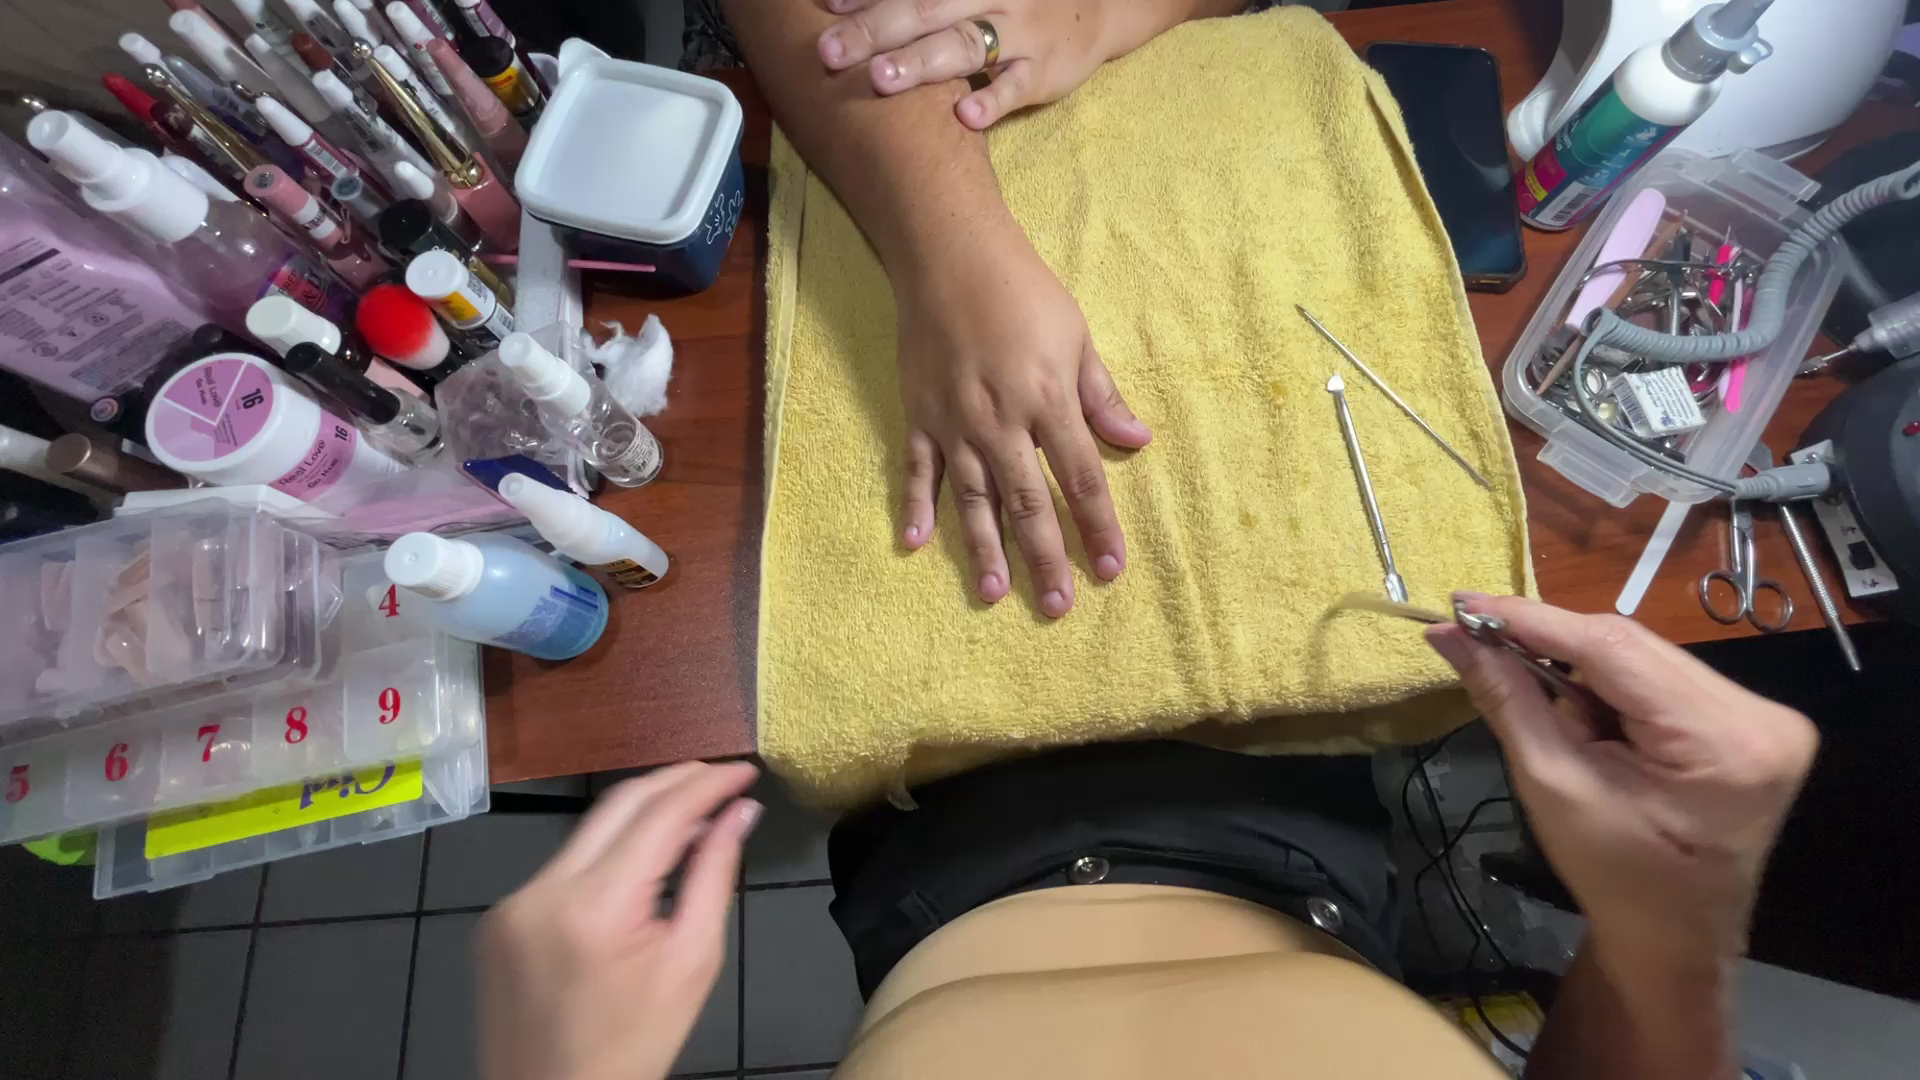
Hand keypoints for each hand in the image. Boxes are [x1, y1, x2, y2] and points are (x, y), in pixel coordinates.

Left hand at [479, 762, 760, 1079]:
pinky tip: (645, 858)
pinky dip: (614, 845)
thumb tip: (741, 811)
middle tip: (724, 778)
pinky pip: (569, 860)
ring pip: (594, 826)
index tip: (746, 771)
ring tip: (696, 814)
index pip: (663, 813)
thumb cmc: (636, 1044)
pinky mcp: (501, 916)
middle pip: (622, 801)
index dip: (709, 783)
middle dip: (679, 779)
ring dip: (648, 810)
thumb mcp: (694, 959)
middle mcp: (543, 891)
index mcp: (596, 907)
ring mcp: (514, 902)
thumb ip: (717, 872)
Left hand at [816, 0, 1199, 128]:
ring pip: (963, 46)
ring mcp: (1017, 34)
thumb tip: (878, 11)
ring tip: (881, 80)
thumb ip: (933, 1)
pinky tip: (963, 118)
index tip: (827, 7)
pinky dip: (990, 102)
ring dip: (921, 63)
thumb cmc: (1018, 2)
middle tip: (830, 51)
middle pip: (924, 9)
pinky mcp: (1041, 72)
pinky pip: (1014, 89)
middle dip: (875, 30)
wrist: (1096, 9)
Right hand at [894, 224, 1150, 615]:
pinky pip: (917, 469)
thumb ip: (1101, 396)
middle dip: (1047, 558)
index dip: (1098, 527)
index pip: (1082, 478)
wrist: (950, 255)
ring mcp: (956, 423)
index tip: (1111, 569)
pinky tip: (914, 543)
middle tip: (1058, 608)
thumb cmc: (1022, 292)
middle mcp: (1002, 422)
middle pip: (1029, 504)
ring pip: (974, 499)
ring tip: (995, 595)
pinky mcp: (920, 416)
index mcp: (1048, 401)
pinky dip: (914, 505)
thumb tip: (1138, 440)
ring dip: (985, 550)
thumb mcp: (1077, 337)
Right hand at [1424, 596, 1816, 973]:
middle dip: (1543, 635)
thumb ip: (1502, 695)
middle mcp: (1757, 714)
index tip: (1462, 605)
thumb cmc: (1611, 869)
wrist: (1672, 930)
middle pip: (1626, 642)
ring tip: (1512, 672)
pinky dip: (1591, 675)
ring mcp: (1756, 715)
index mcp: (1723, 739)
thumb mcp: (1548, 778)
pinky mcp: (1738, 720)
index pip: (1611, 647)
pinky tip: (1560, 694)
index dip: (1530, 619)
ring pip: (1633, 651)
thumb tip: (1446, 634)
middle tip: (1472, 633)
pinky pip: (1646, 672)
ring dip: (1563, 654)